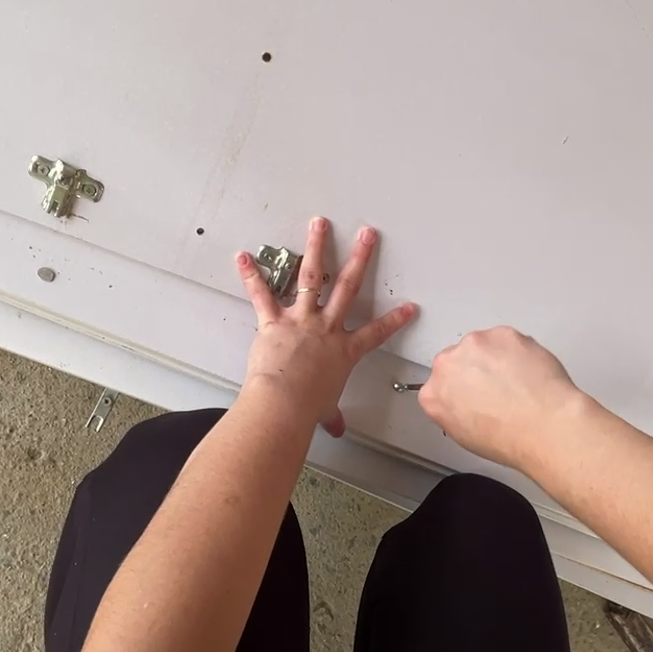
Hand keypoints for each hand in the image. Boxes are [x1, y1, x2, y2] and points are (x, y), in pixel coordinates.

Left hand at [236, 217, 417, 436]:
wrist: (285, 402)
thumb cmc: (306, 407)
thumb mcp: (324, 410)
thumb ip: (329, 415)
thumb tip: (334, 427)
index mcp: (343, 351)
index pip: (376, 333)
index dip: (395, 320)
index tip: (409, 307)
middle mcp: (326, 329)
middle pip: (348, 287)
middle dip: (360, 258)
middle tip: (367, 236)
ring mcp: (301, 320)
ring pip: (311, 277)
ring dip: (315, 249)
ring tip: (319, 225)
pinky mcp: (273, 321)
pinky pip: (261, 295)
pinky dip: (250, 275)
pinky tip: (244, 257)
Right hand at [419, 327, 588, 469]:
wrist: (544, 426)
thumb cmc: (510, 438)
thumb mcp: (465, 437)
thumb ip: (453, 412)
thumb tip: (465, 404)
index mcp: (433, 394)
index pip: (439, 385)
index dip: (460, 391)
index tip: (471, 396)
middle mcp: (447, 364)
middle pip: (457, 359)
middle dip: (474, 370)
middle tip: (497, 390)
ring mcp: (475, 345)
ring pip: (482, 345)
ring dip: (495, 358)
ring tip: (516, 383)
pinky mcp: (502, 334)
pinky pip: (506, 339)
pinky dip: (516, 351)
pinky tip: (527, 372)